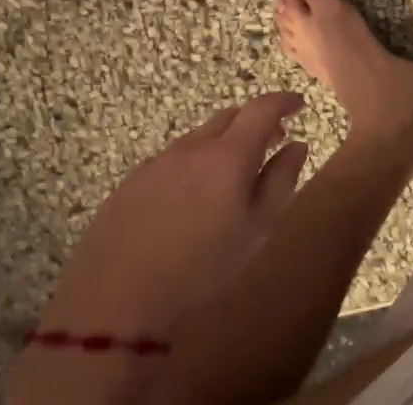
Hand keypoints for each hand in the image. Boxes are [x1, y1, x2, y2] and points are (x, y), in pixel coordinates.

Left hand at [37, 92, 310, 340]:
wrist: (114, 310)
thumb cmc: (202, 269)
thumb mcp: (259, 228)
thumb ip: (282, 179)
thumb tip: (295, 146)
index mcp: (228, 155)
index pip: (262, 108)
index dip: (284, 101)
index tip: (299, 104)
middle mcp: (191, 149)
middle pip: (228, 116)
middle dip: (254, 121)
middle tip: (272, 141)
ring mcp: (154, 166)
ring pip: (198, 139)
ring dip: (222, 143)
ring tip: (232, 173)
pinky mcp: (126, 187)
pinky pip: (170, 161)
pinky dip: (192, 164)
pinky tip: (191, 198)